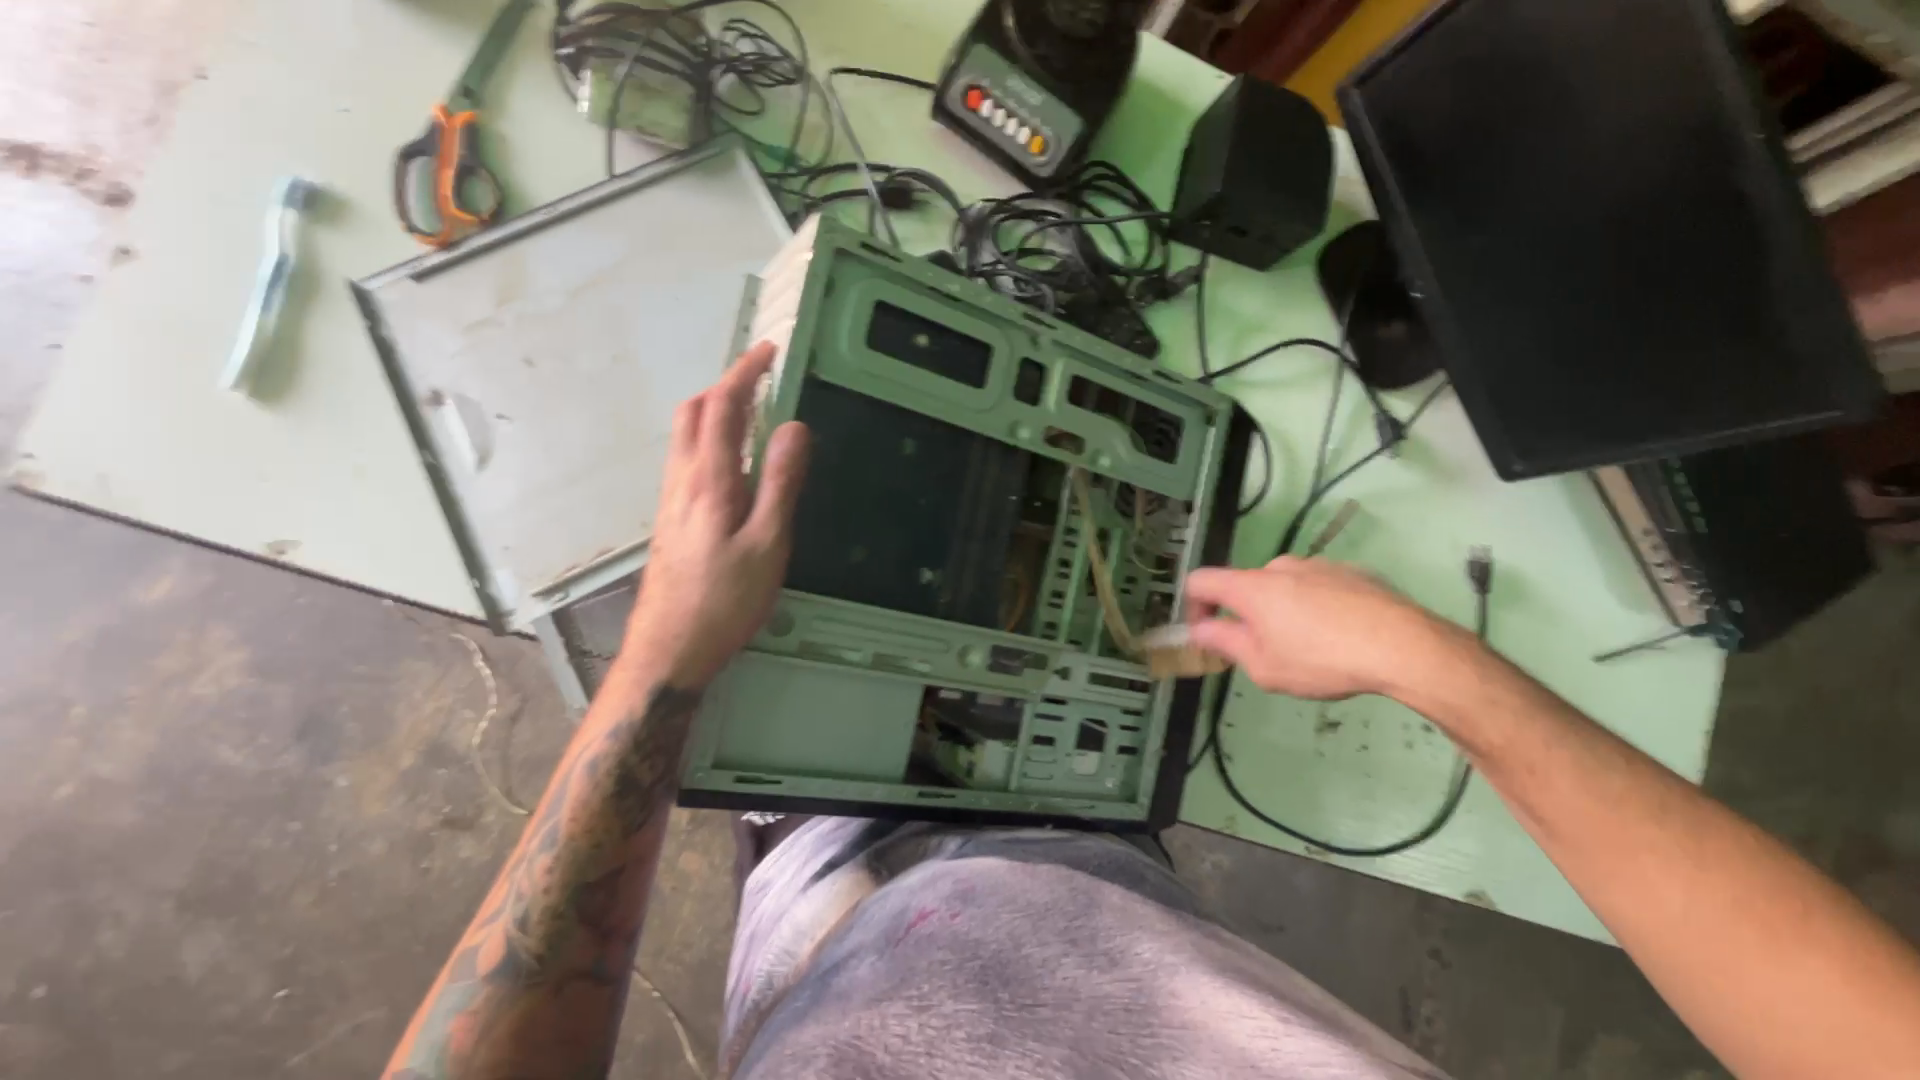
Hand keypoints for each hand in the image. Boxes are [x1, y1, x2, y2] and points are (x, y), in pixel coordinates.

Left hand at [620, 342, 810, 687]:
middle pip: (692, 414)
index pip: (722, 408)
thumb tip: (793, 427)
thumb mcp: (767, 545)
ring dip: (712, 411)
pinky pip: (684, 461)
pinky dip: (706, 440)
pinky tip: (729, 464)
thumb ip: (779, 484)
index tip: (768, 351)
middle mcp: (682, 481)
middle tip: (759, 380)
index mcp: (709, 481)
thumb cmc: (724, 601)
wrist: (669, 649)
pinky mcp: (669, 521)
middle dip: (723, 386)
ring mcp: (670, 501)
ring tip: (749, 413)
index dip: (744, 373)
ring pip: (683, 437)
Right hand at [1183, 557, 1468, 701]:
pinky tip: (1341, 636)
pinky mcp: (1353, 572)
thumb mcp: (1264, 666)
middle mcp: (1281, 566)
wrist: (1404, 647)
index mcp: (1252, 587)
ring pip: (1286, 587)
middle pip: (1247, 586)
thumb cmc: (1322, 660)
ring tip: (1310, 647)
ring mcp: (1320, 565)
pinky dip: (1317, 607)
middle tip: (1265, 651)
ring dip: (1284, 611)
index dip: (1193, 606)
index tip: (1206, 633)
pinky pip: (1320, 588)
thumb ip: (1226, 643)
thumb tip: (1201, 629)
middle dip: (1247, 615)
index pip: (1201, 581)